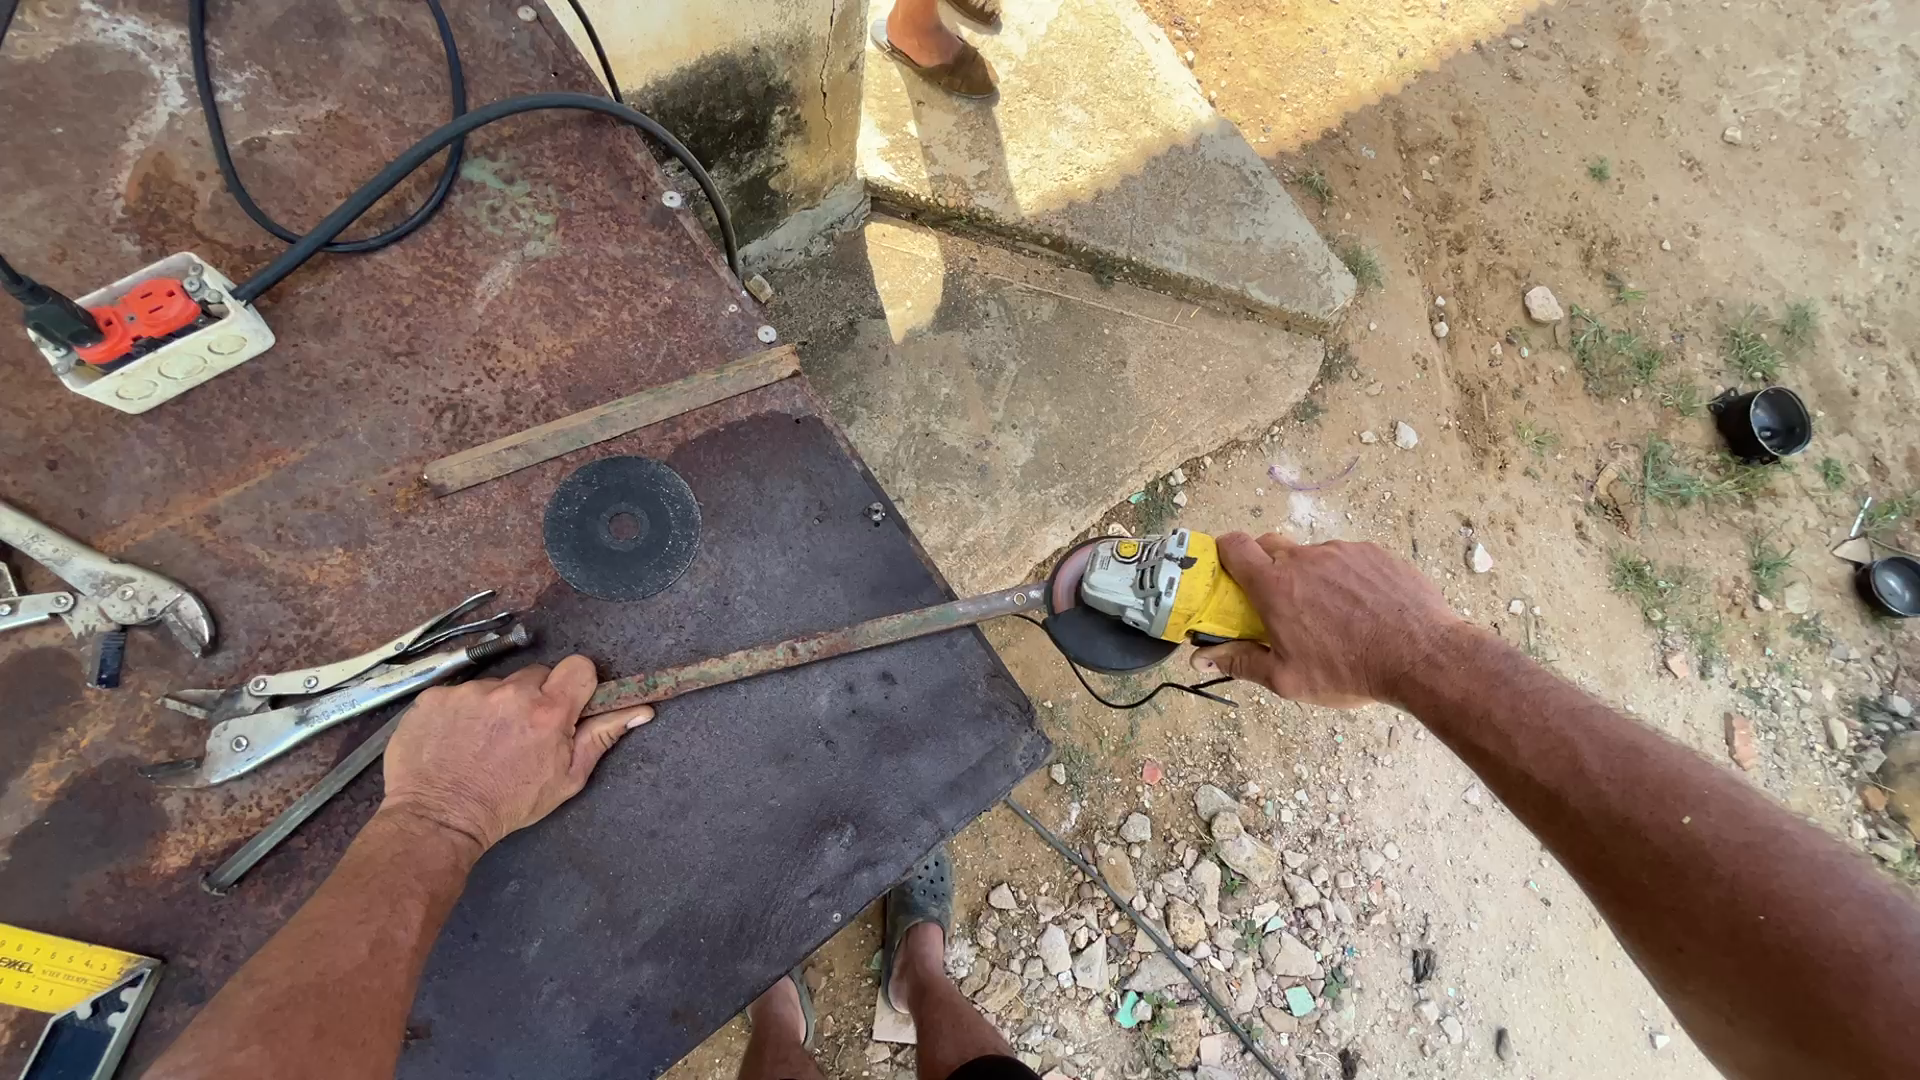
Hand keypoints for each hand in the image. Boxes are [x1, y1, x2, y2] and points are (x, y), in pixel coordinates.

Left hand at [379, 655, 654, 852]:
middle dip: (536, 696)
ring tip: (485, 739)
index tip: (568, 704)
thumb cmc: (510, 804)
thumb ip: (603, 737)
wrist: (436, 822)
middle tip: (524, 729)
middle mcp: (511, 693)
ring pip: (498, 685)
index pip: (579, 666)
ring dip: (498, 704)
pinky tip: (457, 737)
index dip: (577, 683)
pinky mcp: (434, 698)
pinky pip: (460, 693)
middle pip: (538, 674)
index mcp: (550, 711)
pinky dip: (461, 711)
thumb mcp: (568, 777)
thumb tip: (643, 709)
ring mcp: (469, 693)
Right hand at [1192, 531, 1461, 706]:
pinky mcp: (1374, 553)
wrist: (1425, 657)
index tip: (1228, 570)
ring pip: (1311, 555)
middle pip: (1269, 545)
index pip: (1233, 545)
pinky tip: (1362, 607)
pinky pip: (1347, 558)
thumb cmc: (1348, 671)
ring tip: (1331, 612)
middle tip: (1278, 598)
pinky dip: (1345, 577)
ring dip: (1310, 575)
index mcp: (1274, 586)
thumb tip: (1198, 659)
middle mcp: (1304, 559)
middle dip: (1265, 565)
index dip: (1225, 551)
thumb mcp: (1286, 678)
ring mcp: (1342, 552)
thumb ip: (1239, 661)